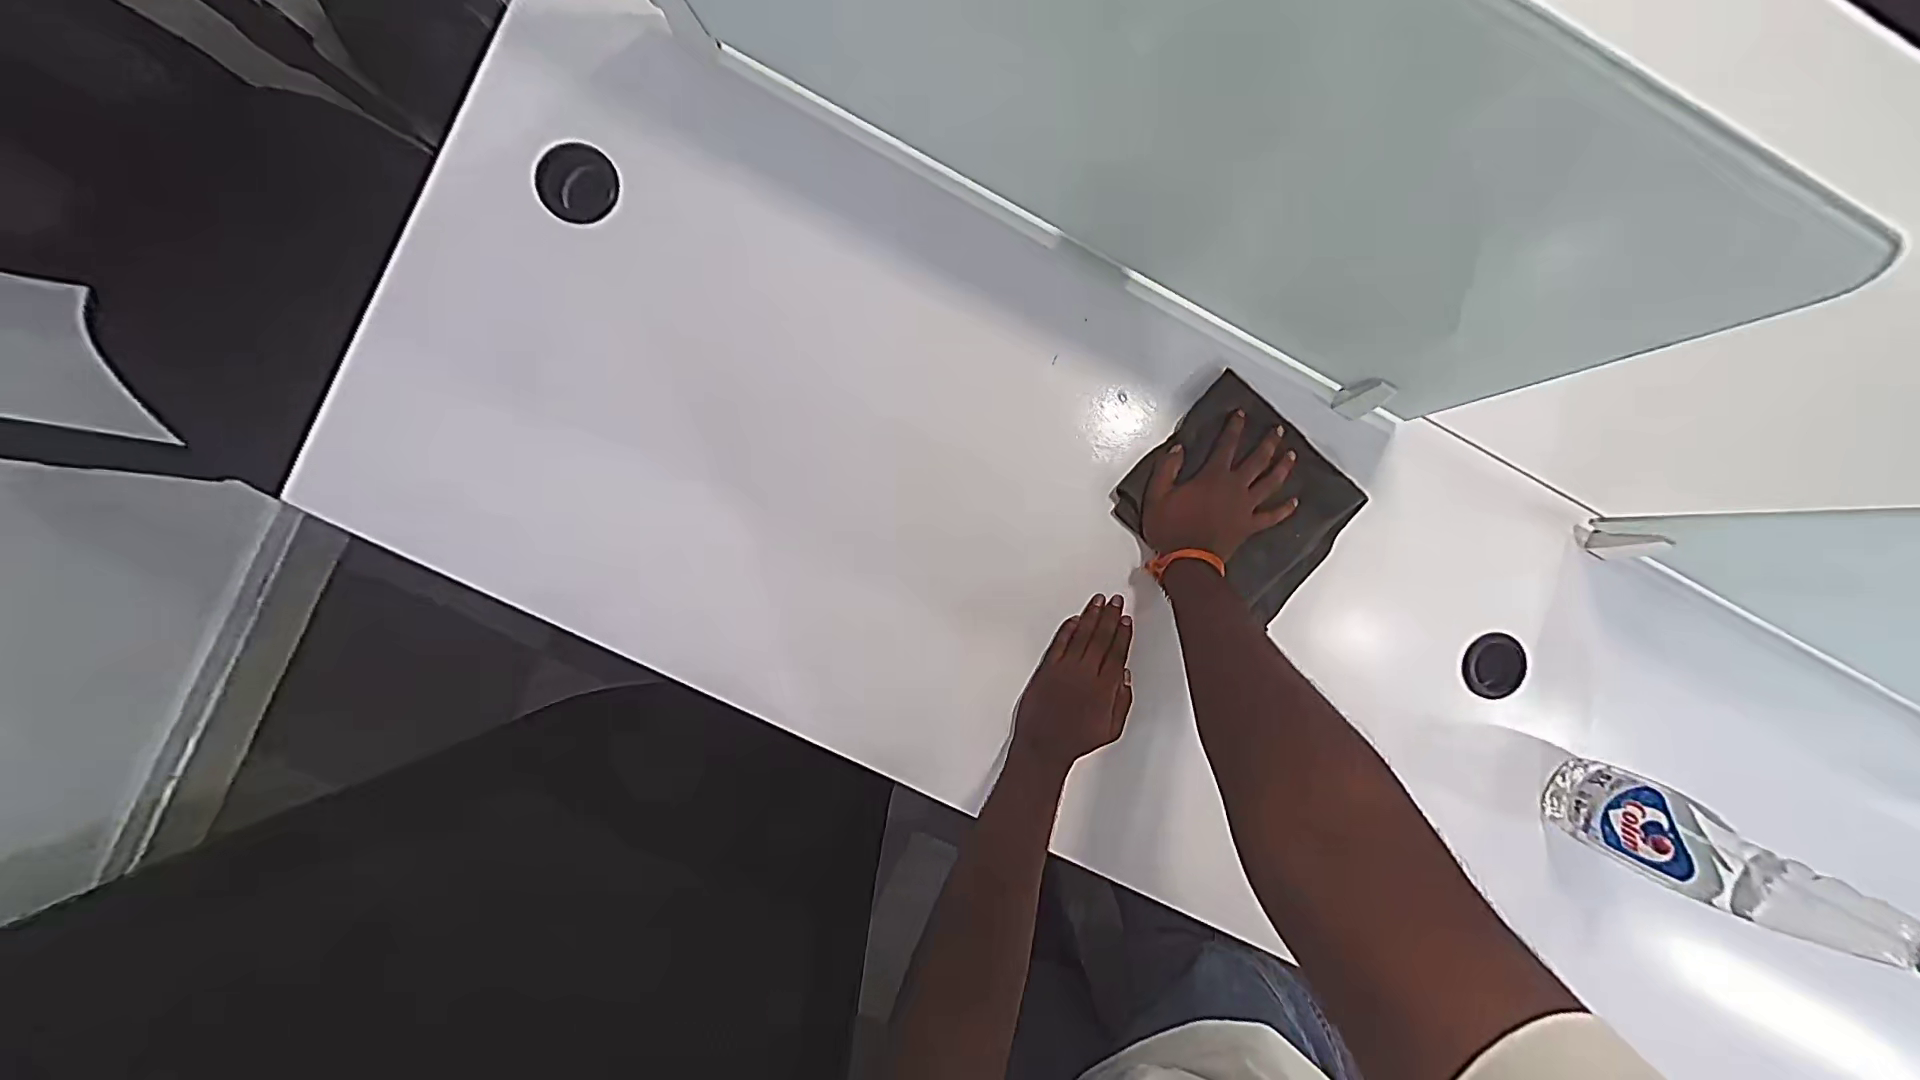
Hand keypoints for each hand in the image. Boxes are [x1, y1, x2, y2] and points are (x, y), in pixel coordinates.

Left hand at [1011, 594, 1134, 776]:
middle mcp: (1086, 674)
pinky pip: (1059, 643)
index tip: (1127, 619)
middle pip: (1102, 637)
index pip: (1118, 651)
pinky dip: (1068, 629)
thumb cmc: (1075, 741)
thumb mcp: (1111, 728)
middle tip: (1116, 601)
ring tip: (1098, 602)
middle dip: (1111, 616)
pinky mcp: (1047, 668)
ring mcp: (1065, 669)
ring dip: (1092, 616)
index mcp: (1105, 688)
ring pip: (1082, 635)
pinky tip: (1075, 619)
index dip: (1124, 633)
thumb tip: (1125, 677)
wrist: (1043, 745)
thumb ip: (1122, 701)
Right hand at [1141, 410, 1297, 560]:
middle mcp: (1234, 488)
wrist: (1187, 560)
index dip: (1234, 428)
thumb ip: (1167, 469)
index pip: (1227, 445)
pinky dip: (1284, 509)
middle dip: (1268, 442)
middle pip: (1257, 460)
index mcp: (1213, 477)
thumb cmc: (1171, 529)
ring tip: (1290, 455)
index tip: (1241, 415)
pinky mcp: (1249, 526)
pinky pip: (1272, 516)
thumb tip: (1177, 450)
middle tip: (1277, 430)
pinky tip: (1294, 502)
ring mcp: (1245, 507)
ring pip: (1270, 482)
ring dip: (1282, 467)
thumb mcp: (1157, 495)